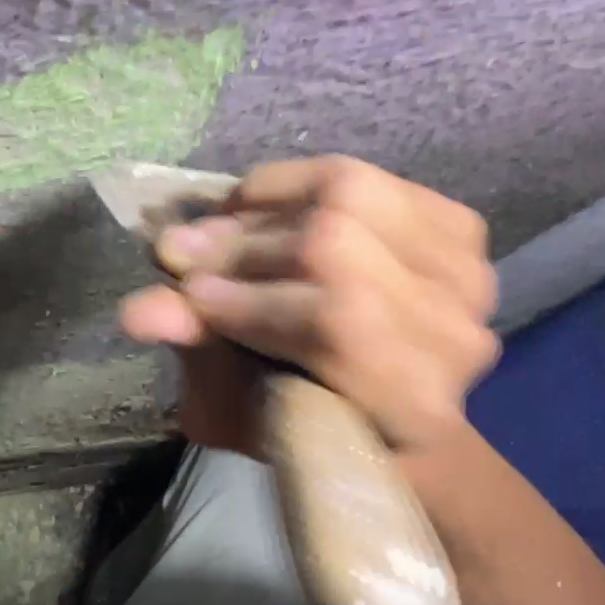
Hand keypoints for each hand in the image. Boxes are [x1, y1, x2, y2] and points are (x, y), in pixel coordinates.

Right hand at [119, 156, 499, 449]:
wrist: (377, 411)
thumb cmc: (295, 426)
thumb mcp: (236, 411)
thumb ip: (200, 356)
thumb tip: (136, 311)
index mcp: (409, 404)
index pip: (333, 322)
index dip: (246, 299)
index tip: (180, 292)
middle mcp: (456, 336)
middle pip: (335, 250)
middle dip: (240, 248)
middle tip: (177, 252)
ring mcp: (469, 275)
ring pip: (348, 198)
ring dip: (262, 210)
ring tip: (211, 229)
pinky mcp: (461, 228)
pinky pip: (363, 177)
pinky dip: (295, 186)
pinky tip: (255, 210)